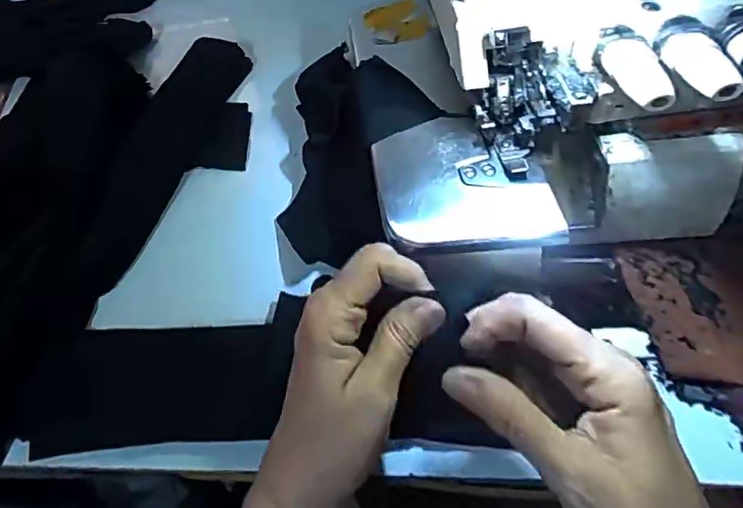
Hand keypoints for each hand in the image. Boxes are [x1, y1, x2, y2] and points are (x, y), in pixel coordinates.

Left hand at [248, 244, 444, 507]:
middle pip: (369, 268)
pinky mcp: (332, 338)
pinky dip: (389, 312)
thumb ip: (400, 338)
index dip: (407, 270)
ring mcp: (325, 320)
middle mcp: (323, 304)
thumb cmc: (335, 440)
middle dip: (407, 280)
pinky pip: (364, 309)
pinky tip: (412, 331)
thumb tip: (432, 301)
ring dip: (401, 296)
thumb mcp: (374, 391)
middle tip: (441, 311)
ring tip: (434, 320)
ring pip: (368, 287)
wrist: (300, 483)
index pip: (370, 260)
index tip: (438, 300)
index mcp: (328, 310)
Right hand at [442, 294, 704, 507]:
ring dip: (502, 358)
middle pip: (536, 325)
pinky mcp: (598, 403)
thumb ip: (510, 414)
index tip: (458, 347)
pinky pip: (549, 376)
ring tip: (468, 374)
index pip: (535, 314)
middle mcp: (606, 360)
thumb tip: (451, 374)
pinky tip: (494, 390)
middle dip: (494, 336)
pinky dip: (519, 380)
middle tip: (458, 363)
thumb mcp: (568, 467)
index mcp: (608, 366)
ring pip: (538, 349)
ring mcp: (603, 381)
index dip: (490, 319)